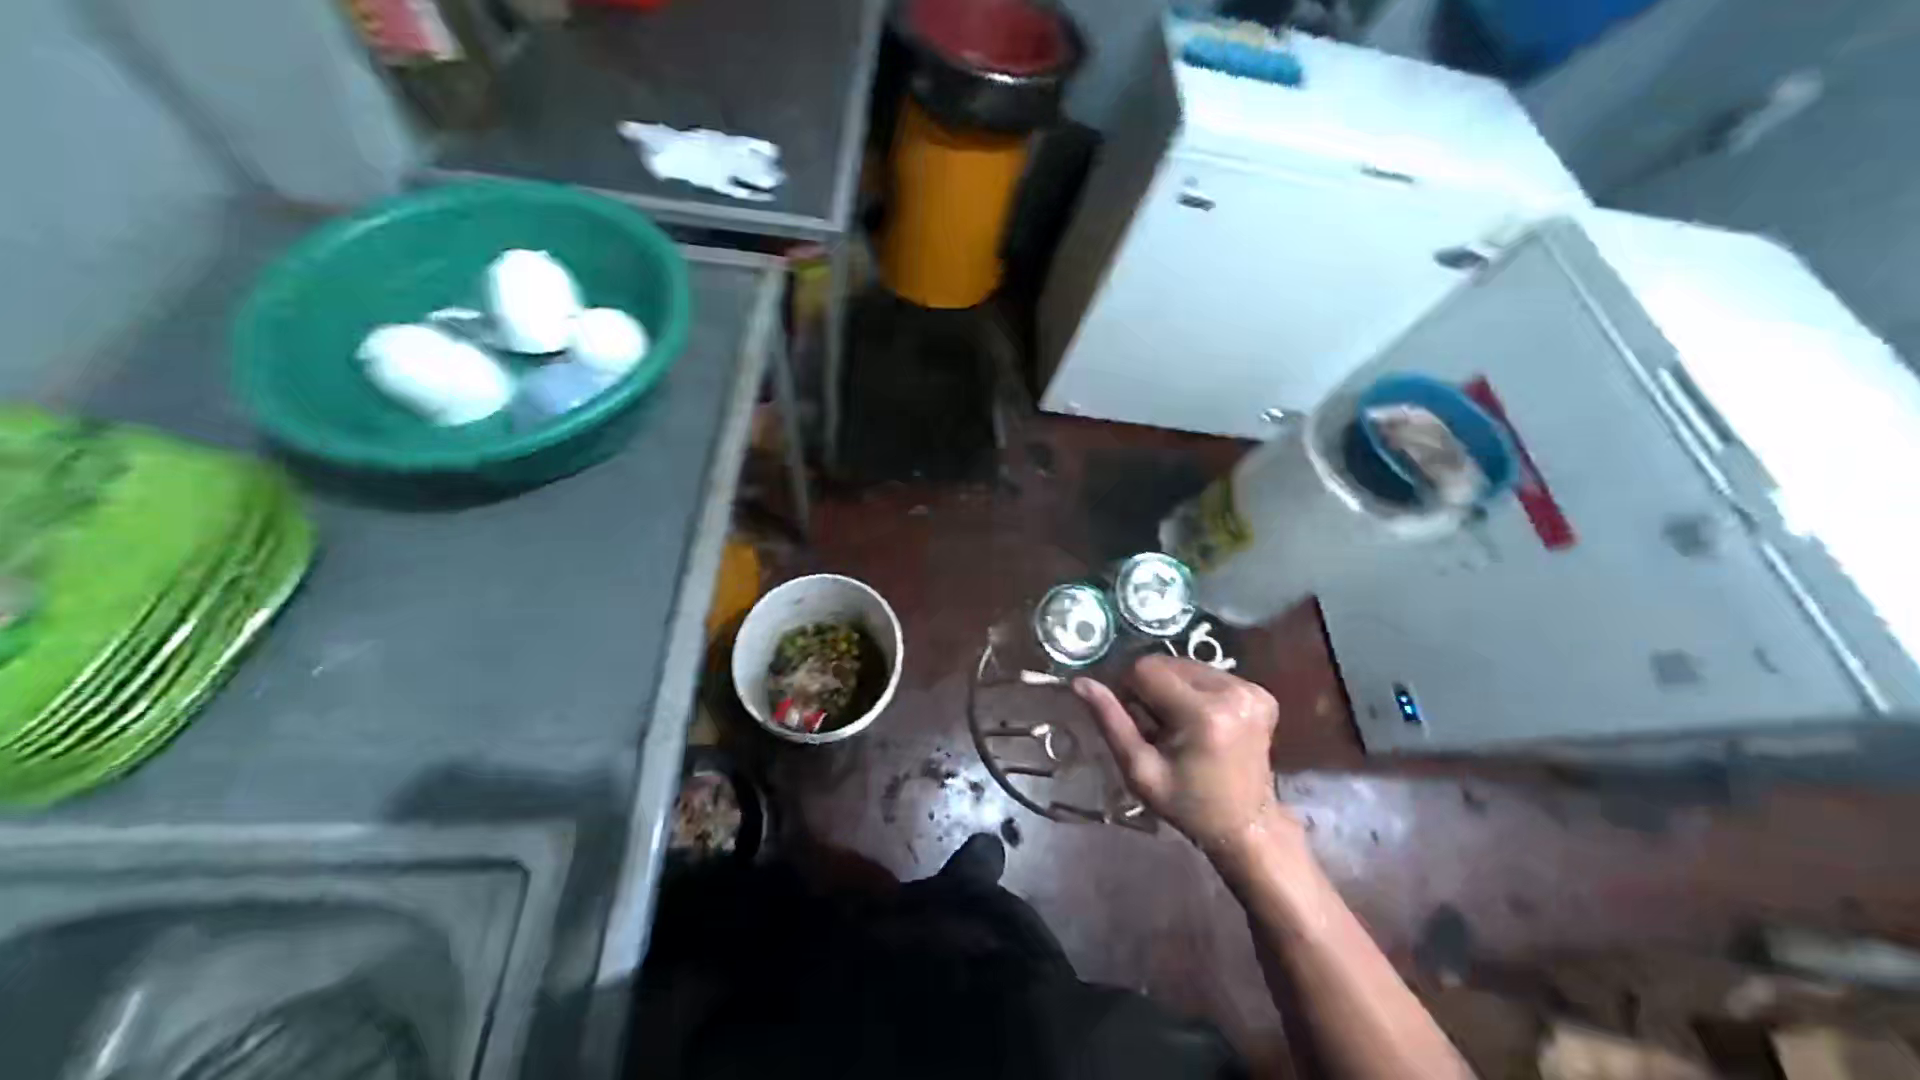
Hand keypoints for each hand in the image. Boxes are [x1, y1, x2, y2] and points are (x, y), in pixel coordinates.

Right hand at [1074, 656, 1296, 857]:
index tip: (1134, 720)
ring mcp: (1251, 691)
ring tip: (1177, 724)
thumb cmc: (1187, 803)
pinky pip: (1208, 674)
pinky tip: (1199, 720)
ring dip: (1172, 687)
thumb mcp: (1139, 770)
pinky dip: (1195, 691)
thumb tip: (1080, 682)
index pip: (1146, 669)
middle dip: (1151, 688)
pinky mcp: (1260, 692)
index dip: (1130, 690)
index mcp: (1203, 713)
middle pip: (1167, 663)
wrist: (1246, 824)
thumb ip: (1110, 721)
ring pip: (1186, 665)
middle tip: (1155, 726)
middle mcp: (1232, 693)